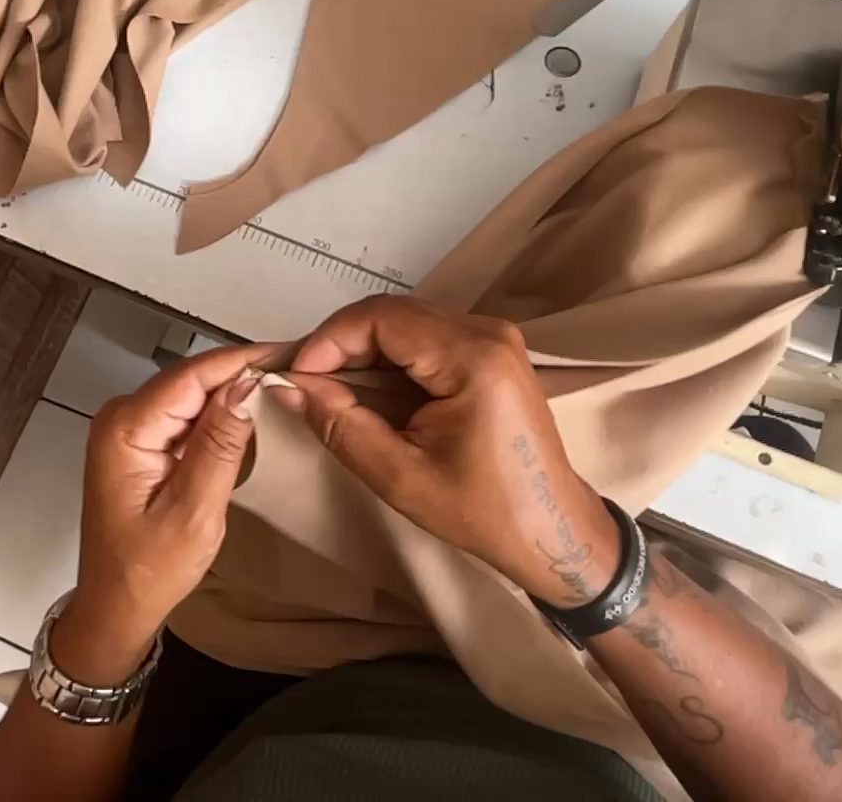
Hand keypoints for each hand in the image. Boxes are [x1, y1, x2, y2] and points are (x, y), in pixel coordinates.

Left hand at [55, 342, 275, 684]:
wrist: (115, 606)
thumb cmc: (150, 570)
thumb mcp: (194, 512)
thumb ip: (220, 445)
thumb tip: (247, 386)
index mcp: (126, 429)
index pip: (191, 376)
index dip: (241, 359)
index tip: (288, 350)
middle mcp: (122, 416)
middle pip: (190, 378)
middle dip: (240, 369)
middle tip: (293, 364)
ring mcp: (129, 427)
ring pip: (190, 392)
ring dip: (232, 387)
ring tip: (280, 378)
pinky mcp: (141, 440)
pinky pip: (185, 412)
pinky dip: (218, 409)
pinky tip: (249, 408)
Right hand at [271, 295, 620, 606]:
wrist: (553, 528)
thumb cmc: (482, 511)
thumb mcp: (399, 476)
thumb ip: (339, 424)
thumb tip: (288, 386)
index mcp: (472, 358)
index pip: (380, 317)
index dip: (328, 341)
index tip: (297, 378)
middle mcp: (486, 331)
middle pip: (391, 313)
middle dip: (340, 344)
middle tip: (307, 384)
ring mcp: (492, 336)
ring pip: (404, 321)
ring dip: (361, 349)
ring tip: (331, 388)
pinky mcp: (490, 348)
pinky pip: (423, 335)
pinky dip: (387, 356)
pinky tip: (369, 388)